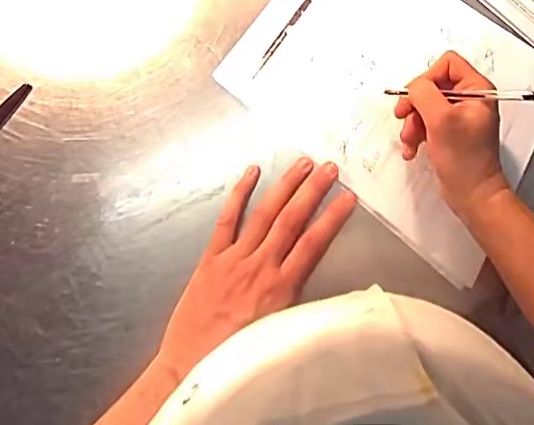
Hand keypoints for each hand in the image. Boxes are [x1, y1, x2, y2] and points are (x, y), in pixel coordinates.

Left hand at [154, 159, 356, 379]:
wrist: (185, 371)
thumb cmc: (235, 357)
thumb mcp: (278, 330)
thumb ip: (297, 297)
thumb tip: (320, 272)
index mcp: (279, 290)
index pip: (313, 244)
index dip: (333, 217)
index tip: (349, 197)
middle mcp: (258, 269)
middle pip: (291, 220)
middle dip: (313, 190)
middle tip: (329, 168)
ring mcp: (233, 260)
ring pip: (264, 214)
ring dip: (286, 185)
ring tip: (303, 163)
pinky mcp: (210, 259)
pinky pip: (227, 220)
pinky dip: (239, 194)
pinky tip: (252, 172)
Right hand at [393, 50, 509, 217]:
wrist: (473, 196)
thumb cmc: (467, 161)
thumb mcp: (442, 120)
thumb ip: (425, 94)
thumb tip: (414, 85)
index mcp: (477, 88)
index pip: (448, 63)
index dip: (428, 77)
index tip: (417, 97)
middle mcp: (470, 98)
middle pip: (433, 84)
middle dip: (416, 104)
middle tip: (405, 117)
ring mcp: (460, 115)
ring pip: (426, 104)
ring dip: (413, 121)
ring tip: (410, 140)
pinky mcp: (450, 130)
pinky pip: (426, 121)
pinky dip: (416, 133)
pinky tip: (413, 148)